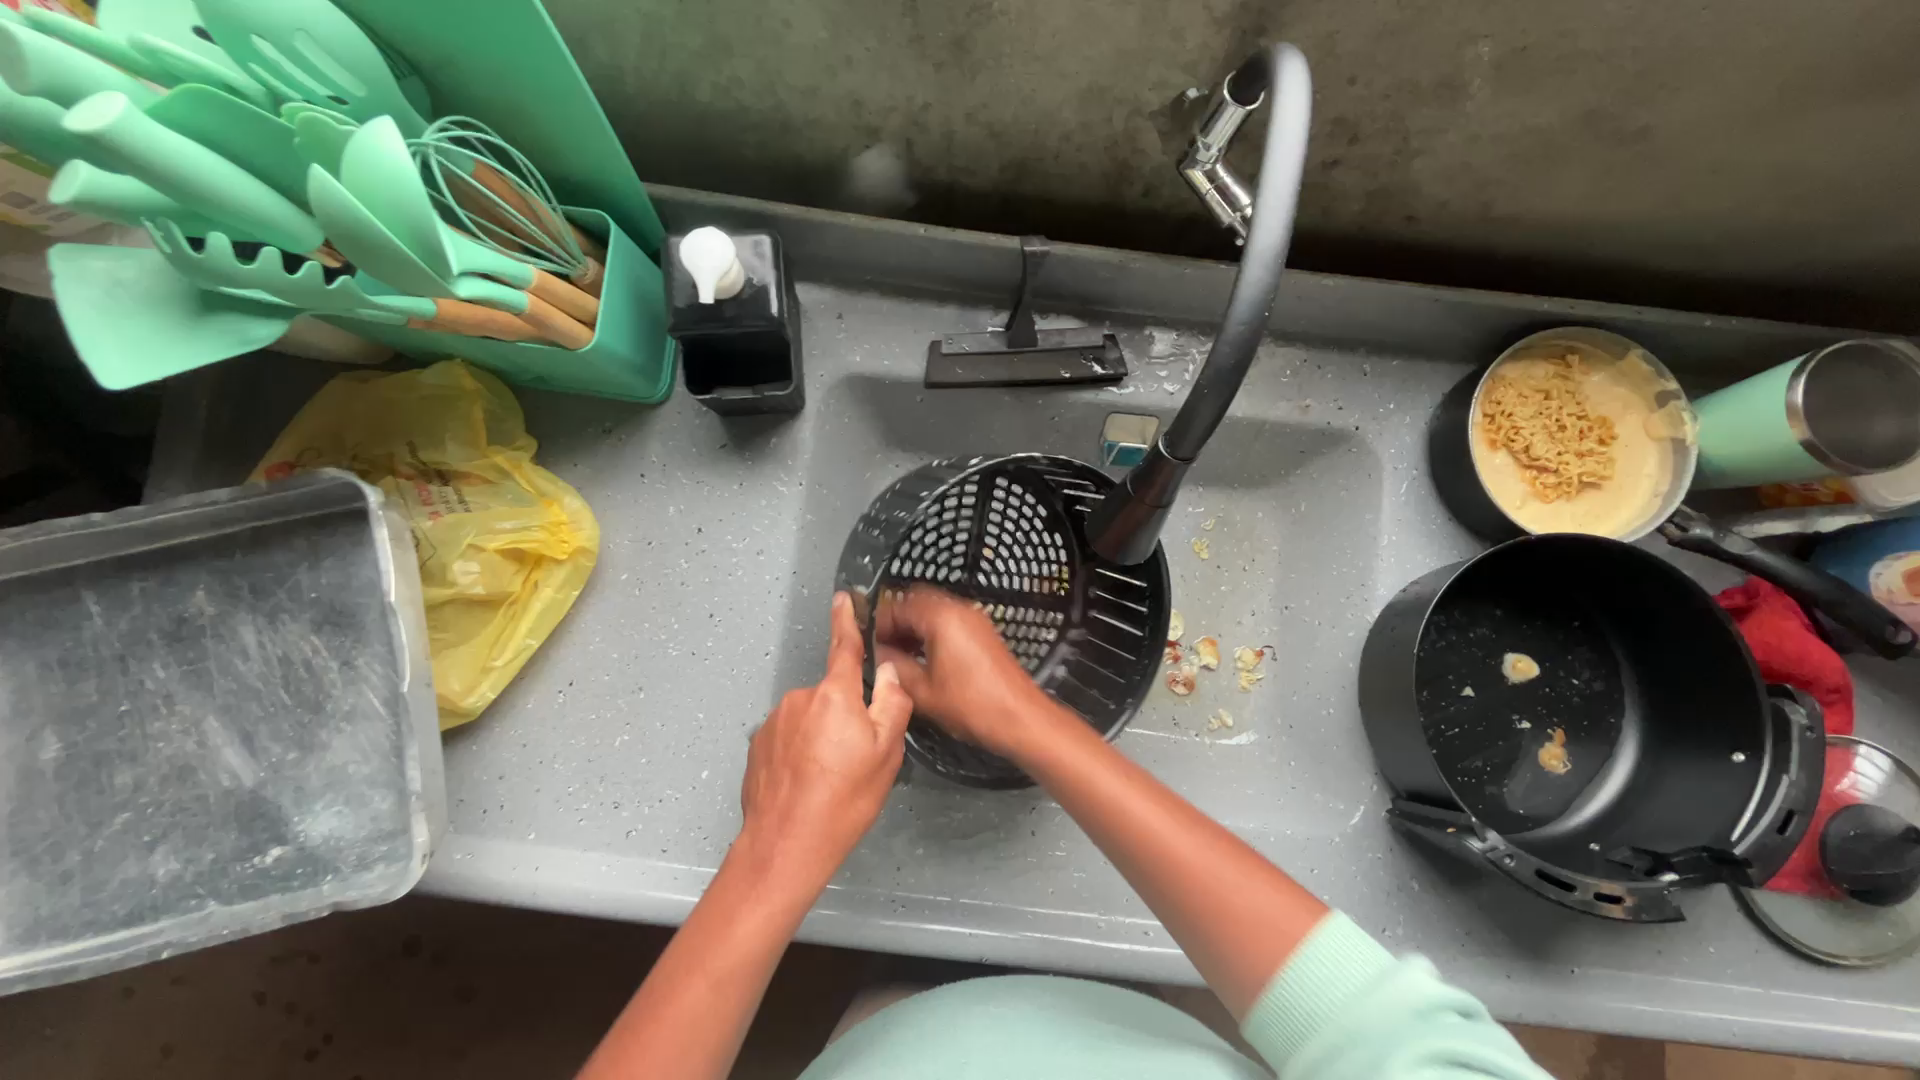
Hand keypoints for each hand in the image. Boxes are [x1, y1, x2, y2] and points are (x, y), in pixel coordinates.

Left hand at [739, 592, 912, 880]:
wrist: (785, 845)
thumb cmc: (843, 800)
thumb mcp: (887, 753)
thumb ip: (892, 703)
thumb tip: (886, 673)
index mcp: (834, 695)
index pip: (843, 646)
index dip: (846, 619)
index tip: (843, 597)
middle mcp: (799, 699)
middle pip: (832, 694)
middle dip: (846, 715)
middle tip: (856, 757)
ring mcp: (774, 722)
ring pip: (811, 718)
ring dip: (822, 737)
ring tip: (830, 777)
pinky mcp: (758, 745)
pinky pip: (789, 738)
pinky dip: (801, 753)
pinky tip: (808, 783)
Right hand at [873, 585, 1063, 758]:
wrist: (1020, 718)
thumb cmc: (971, 705)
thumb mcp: (923, 691)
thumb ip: (894, 667)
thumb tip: (878, 654)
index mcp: (942, 617)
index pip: (899, 604)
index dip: (879, 621)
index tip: (868, 641)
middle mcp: (960, 609)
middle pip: (917, 601)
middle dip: (897, 621)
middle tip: (882, 646)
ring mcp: (975, 620)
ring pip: (934, 611)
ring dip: (914, 627)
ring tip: (899, 655)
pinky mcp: (983, 633)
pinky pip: (950, 622)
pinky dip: (932, 633)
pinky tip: (923, 659)